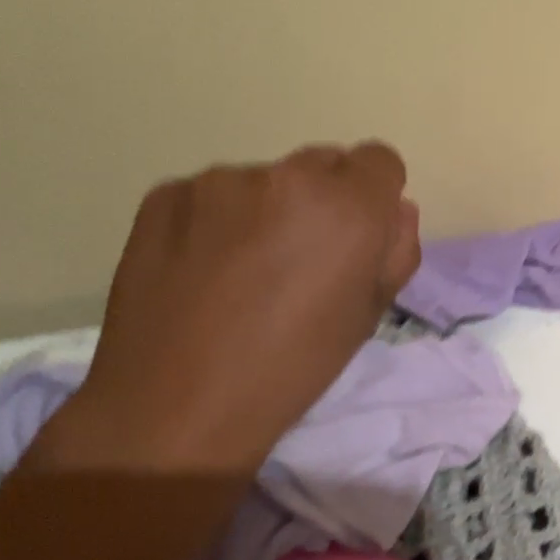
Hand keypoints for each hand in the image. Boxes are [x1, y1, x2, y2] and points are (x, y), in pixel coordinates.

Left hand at [66, 142, 420, 470]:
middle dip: (328, 202)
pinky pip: (214, 196)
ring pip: (267, 182)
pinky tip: (209, 272)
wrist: (181, 397)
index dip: (378, 197)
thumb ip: (394, 255)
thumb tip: (394, 213)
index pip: (380, 161)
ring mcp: (216, 181)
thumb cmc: (297, 366)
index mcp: (347, 208)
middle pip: (324, 165)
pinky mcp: (165, 193)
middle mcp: (283, 177)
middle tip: (310, 262)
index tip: (364, 238)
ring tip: (251, 274)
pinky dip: (222, 222)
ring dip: (272, 212)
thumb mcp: (369, 316)